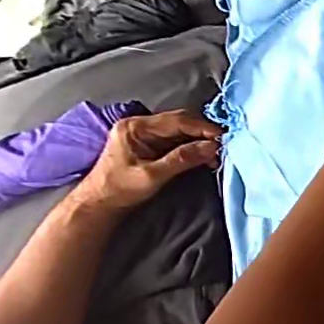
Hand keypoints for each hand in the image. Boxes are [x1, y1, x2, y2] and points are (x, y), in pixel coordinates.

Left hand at [71, 110, 222, 212]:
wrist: (100, 203)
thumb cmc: (120, 189)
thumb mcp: (153, 175)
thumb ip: (182, 159)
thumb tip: (212, 147)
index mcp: (136, 127)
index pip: (177, 121)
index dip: (203, 128)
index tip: (224, 139)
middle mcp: (141, 125)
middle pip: (181, 121)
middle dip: (204, 133)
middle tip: (224, 146)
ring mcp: (146, 133)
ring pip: (182, 130)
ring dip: (201, 140)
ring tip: (216, 153)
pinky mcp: (151, 143)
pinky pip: (178, 139)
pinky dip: (193, 145)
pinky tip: (204, 155)